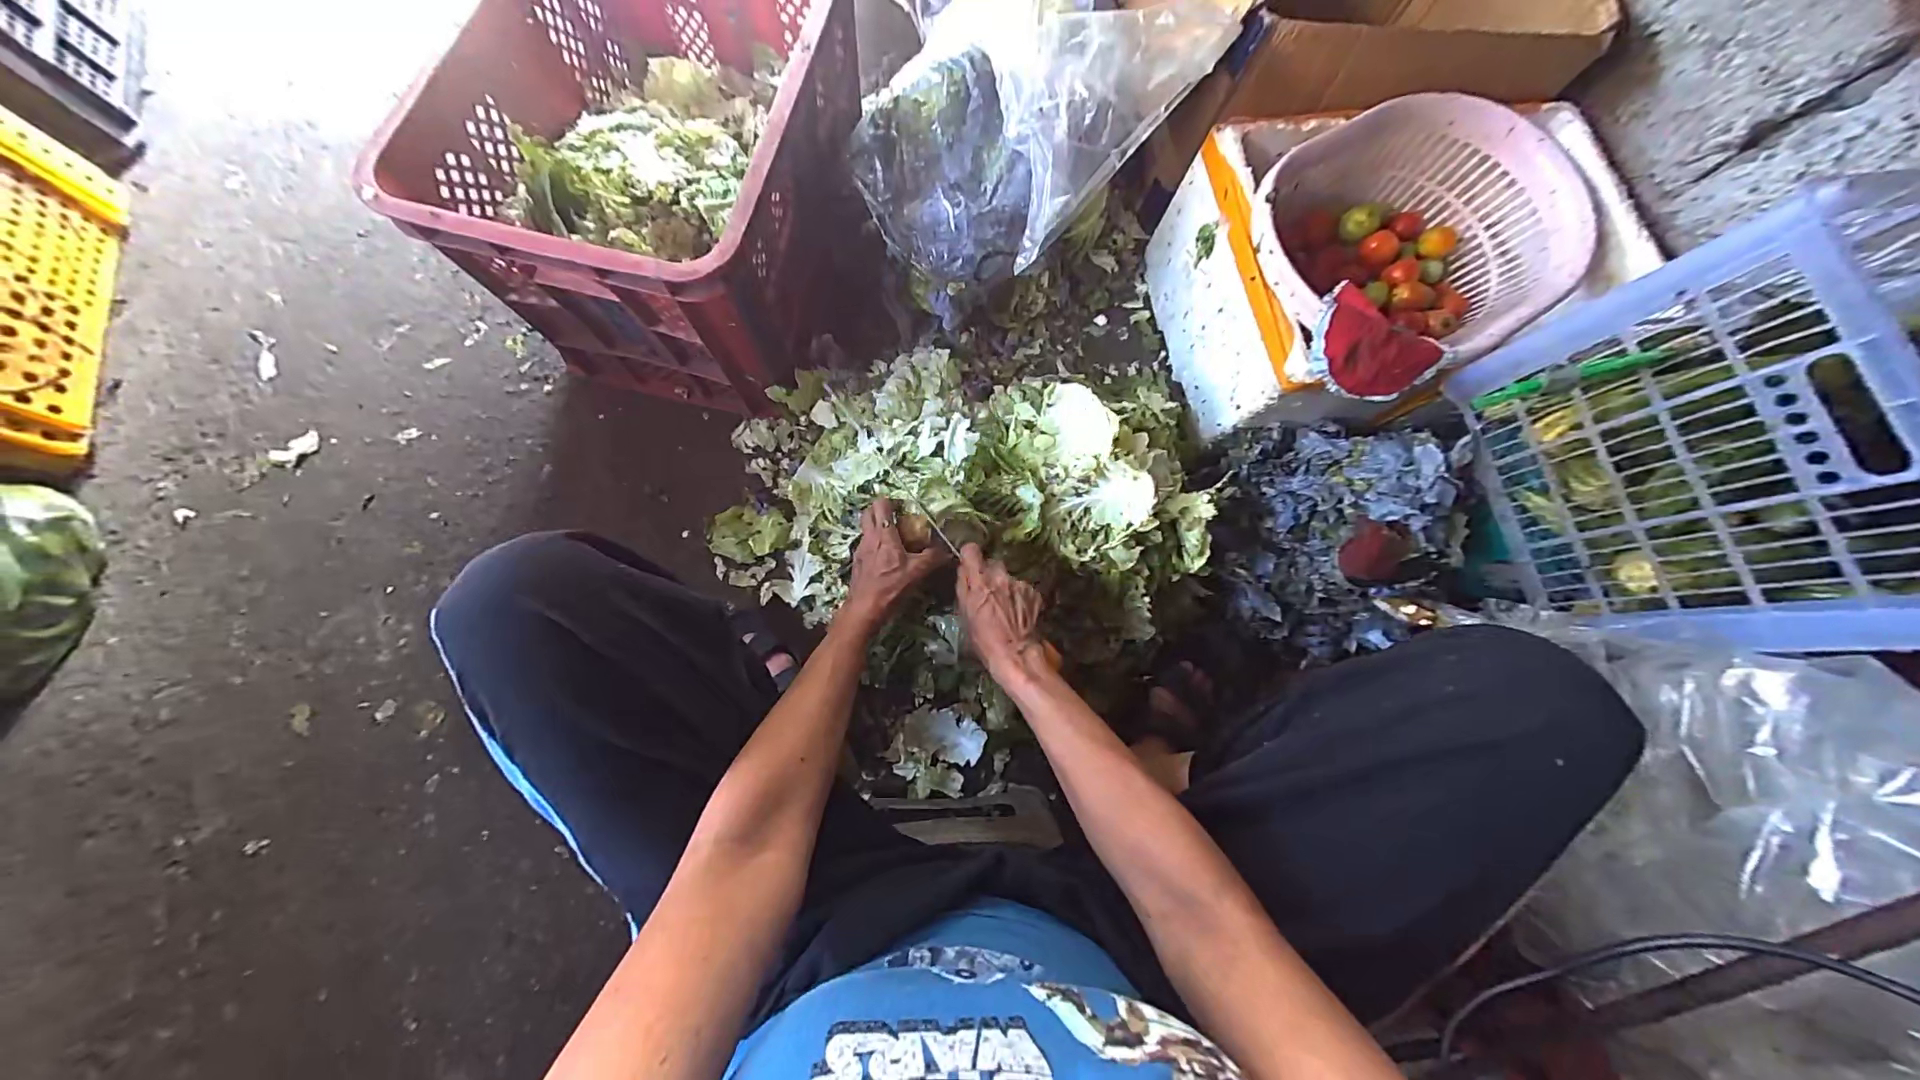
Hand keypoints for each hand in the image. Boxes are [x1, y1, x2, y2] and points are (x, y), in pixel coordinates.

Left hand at [840, 498, 946, 634]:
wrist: (865, 608)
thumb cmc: (891, 587)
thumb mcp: (917, 572)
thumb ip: (933, 558)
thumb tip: (949, 551)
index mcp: (884, 535)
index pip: (881, 505)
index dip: (892, 501)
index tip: (905, 507)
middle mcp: (869, 537)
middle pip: (868, 512)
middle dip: (880, 509)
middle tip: (896, 516)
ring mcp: (860, 549)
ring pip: (866, 528)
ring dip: (877, 527)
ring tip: (894, 536)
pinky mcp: (857, 561)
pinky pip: (866, 544)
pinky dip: (874, 543)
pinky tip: (885, 556)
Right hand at [955, 543, 1046, 676]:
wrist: (1016, 653)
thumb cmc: (984, 638)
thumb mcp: (964, 613)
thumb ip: (963, 585)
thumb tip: (963, 568)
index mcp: (979, 580)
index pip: (971, 550)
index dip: (970, 556)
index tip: (970, 564)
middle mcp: (1000, 576)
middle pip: (992, 564)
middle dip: (989, 575)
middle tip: (988, 593)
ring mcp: (1019, 583)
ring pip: (1008, 577)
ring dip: (1005, 587)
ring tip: (1005, 608)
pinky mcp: (1033, 592)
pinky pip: (1022, 588)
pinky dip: (1019, 596)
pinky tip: (1018, 612)